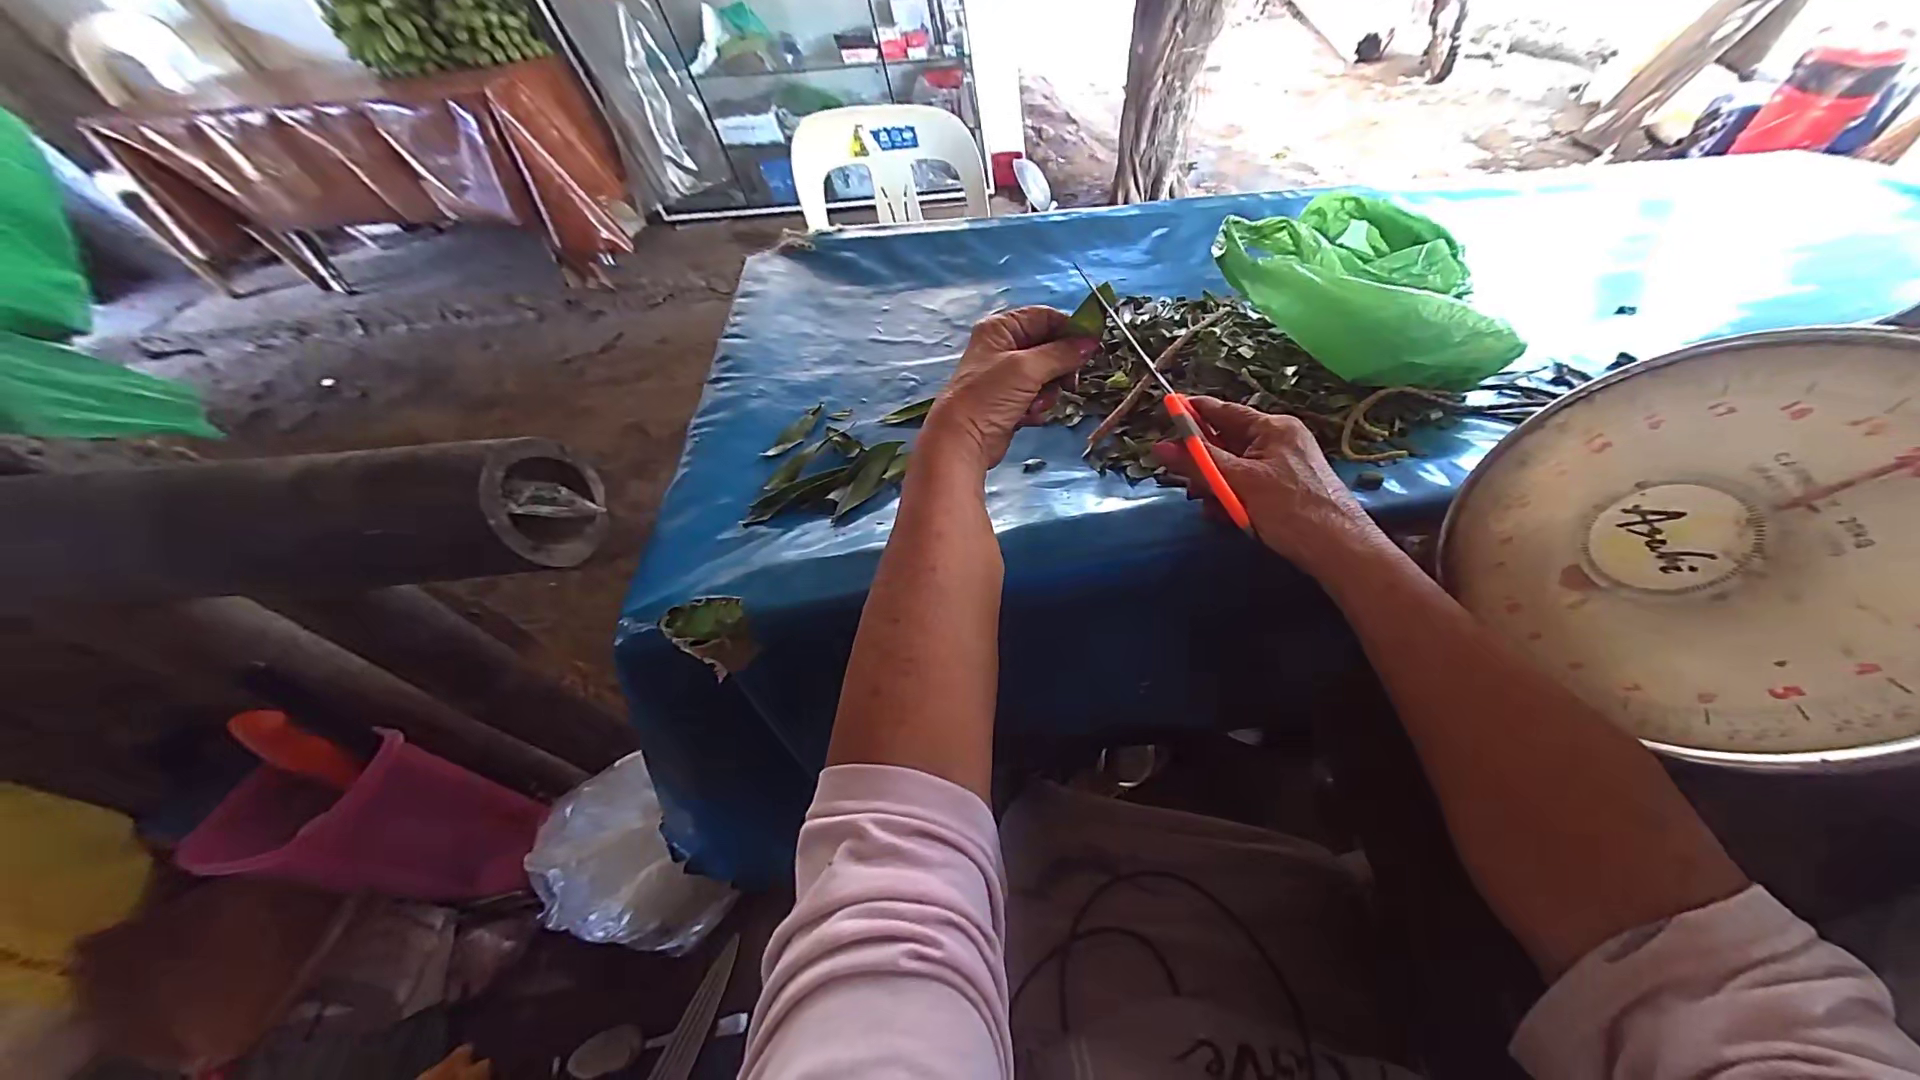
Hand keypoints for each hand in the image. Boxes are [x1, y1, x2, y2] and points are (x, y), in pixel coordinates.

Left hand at [920, 306, 1098, 472]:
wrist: (963, 440)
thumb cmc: (989, 396)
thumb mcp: (1027, 368)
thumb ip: (1062, 353)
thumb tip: (1091, 343)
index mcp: (1001, 329)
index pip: (1045, 317)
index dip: (1069, 330)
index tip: (1091, 347)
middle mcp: (1004, 348)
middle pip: (1050, 348)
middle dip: (1059, 368)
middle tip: (1068, 382)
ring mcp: (1007, 377)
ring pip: (1048, 376)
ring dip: (1048, 392)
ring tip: (1034, 403)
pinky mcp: (1012, 402)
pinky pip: (1039, 397)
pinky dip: (1038, 407)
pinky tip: (1026, 416)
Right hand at [1152, 396, 1385, 571]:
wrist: (1338, 549)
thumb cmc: (1290, 508)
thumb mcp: (1239, 482)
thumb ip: (1198, 463)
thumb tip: (1160, 447)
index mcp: (1273, 428)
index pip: (1225, 411)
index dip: (1194, 411)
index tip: (1167, 409)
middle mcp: (1277, 442)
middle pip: (1225, 443)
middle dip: (1202, 463)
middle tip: (1184, 480)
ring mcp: (1280, 468)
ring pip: (1231, 469)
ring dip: (1215, 487)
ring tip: (1212, 506)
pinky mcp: (1280, 492)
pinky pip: (1244, 488)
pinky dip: (1231, 500)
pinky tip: (1226, 516)